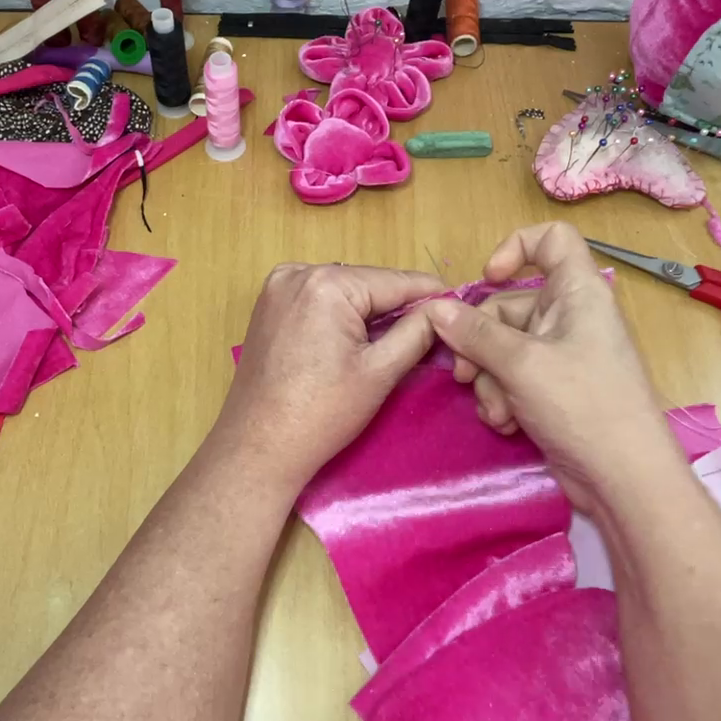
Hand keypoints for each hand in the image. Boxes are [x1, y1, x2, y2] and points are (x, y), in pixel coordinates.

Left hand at [210, 263, 444, 497]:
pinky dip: (341, 314)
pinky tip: (356, 342)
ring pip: (343, 291)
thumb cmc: (321, 414)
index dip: (433, 295)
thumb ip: (418, 332)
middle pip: (368, 283)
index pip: (396, 281)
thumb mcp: (380, 372)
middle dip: (399, 306)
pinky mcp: (268, 306)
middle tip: (434, 332)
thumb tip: (447, 308)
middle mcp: (297, 273)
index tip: (464, 306)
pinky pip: (318, 300)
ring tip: (398, 341)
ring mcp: (277, 287)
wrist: (256, 447)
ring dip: (370, 311)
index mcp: (326, 283)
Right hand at [423, 223, 685, 502]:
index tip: (487, 279)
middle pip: (509, 306)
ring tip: (496, 411)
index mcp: (578, 293)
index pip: (551, 240)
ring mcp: (562, 355)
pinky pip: (513, 377)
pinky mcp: (554, 389)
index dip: (516, 248)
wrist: (624, 480)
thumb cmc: (582, 406)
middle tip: (464, 375)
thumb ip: (474, 333)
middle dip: (481, 343)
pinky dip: (503, 397)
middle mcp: (571, 317)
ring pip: (504, 347)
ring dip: (489, 379)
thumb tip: (434, 309)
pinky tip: (506, 423)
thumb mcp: (520, 365)